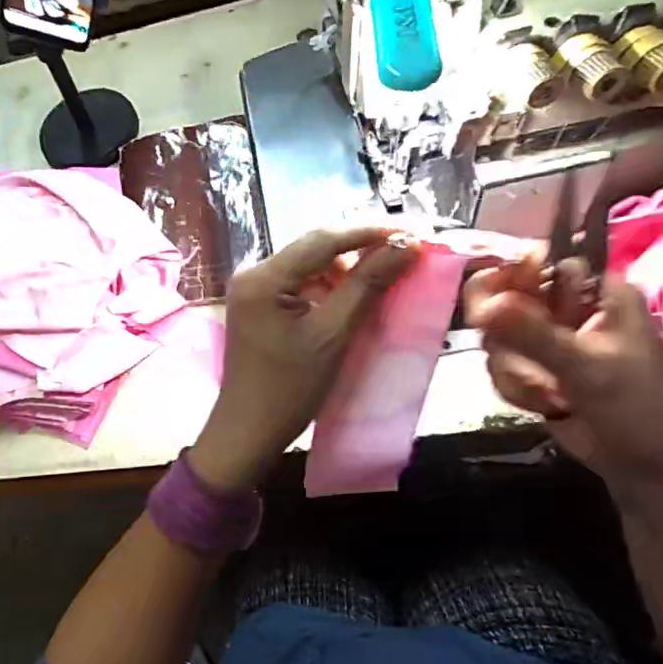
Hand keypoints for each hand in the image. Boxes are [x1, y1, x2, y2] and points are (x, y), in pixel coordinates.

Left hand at [188, 227, 415, 490]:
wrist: (249, 431)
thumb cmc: (289, 389)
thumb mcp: (332, 335)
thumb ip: (366, 286)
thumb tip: (405, 246)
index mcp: (263, 278)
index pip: (323, 239)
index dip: (370, 232)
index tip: (414, 232)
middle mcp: (253, 273)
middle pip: (315, 247)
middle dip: (362, 246)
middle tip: (407, 248)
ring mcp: (254, 289)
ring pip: (310, 264)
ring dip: (348, 266)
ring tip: (388, 270)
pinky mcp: (260, 305)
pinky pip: (301, 282)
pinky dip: (331, 285)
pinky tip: (357, 292)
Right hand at [462, 260, 662, 486]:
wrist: (653, 469)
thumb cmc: (639, 407)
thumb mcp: (587, 366)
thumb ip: (532, 333)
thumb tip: (482, 306)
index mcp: (594, 291)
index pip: (537, 263)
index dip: (507, 277)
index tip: (489, 305)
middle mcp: (568, 309)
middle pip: (506, 298)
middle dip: (505, 334)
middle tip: (512, 354)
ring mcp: (547, 342)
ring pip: (497, 338)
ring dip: (515, 370)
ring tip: (548, 393)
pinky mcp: (534, 373)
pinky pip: (500, 367)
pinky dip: (515, 388)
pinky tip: (544, 405)